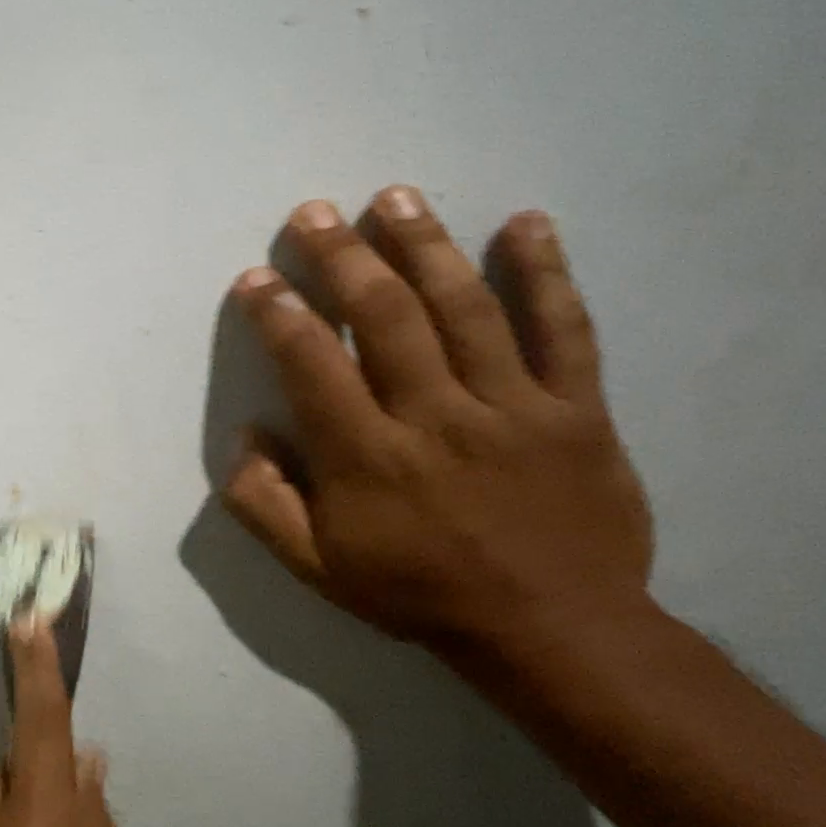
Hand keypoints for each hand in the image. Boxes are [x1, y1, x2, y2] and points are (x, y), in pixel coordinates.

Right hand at [223, 186, 654, 653]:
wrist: (553, 629)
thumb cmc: (418, 592)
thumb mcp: (315, 567)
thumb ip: (263, 502)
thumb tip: (247, 432)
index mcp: (367, 457)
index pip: (312, 365)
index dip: (278, 314)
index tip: (257, 278)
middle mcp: (435, 417)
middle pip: (385, 318)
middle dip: (343, 258)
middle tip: (313, 213)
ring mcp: (514, 408)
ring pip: (465, 308)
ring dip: (424, 246)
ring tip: (393, 197)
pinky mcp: (578, 410)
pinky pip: (566, 331)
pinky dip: (546, 273)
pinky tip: (525, 223)